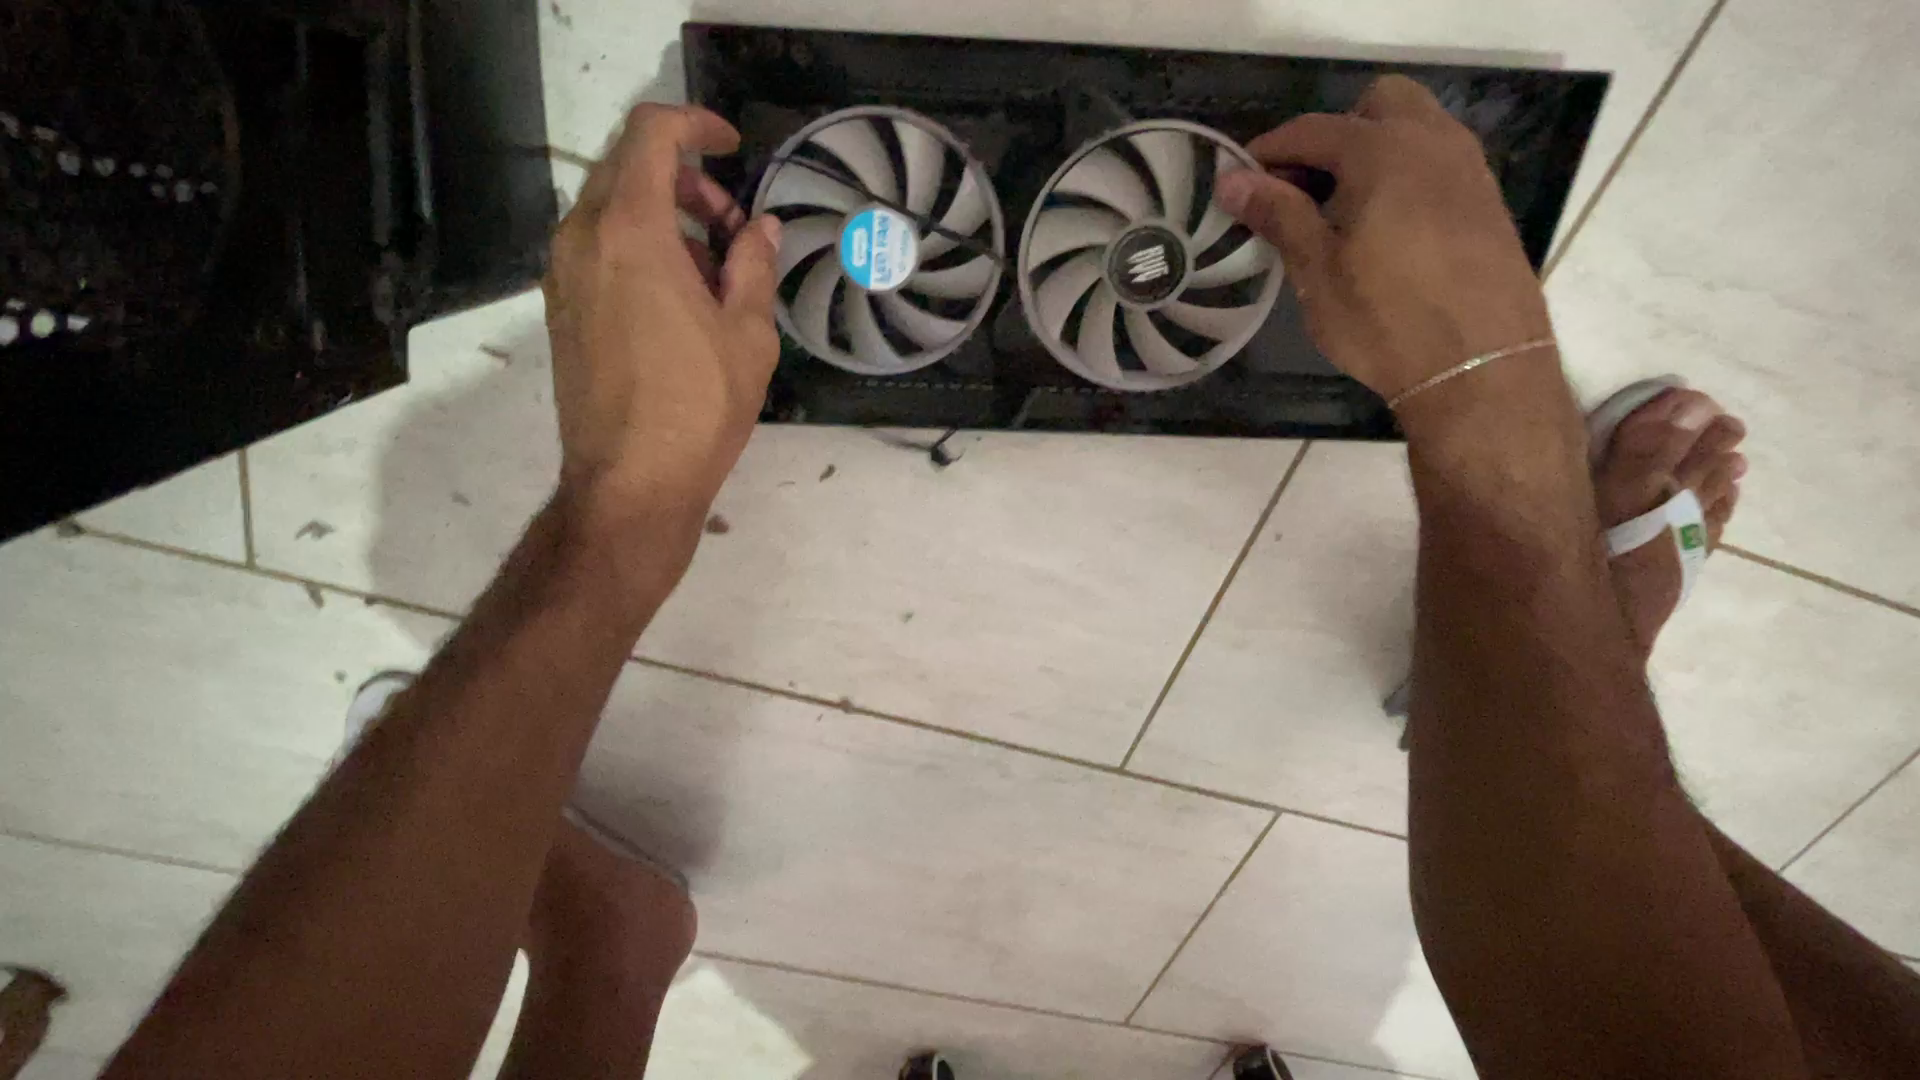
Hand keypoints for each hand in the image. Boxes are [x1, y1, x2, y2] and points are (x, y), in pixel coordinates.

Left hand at [543, 104, 782, 541]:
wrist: (631, 482)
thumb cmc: (700, 407)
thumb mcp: (749, 334)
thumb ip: (755, 266)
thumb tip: (762, 229)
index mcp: (631, 232)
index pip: (652, 135)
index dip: (696, 126)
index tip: (732, 148)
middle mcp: (583, 239)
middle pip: (630, 170)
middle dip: (688, 184)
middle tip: (735, 230)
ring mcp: (563, 275)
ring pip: (613, 211)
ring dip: (667, 221)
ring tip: (716, 276)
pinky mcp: (561, 309)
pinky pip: (599, 250)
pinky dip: (641, 251)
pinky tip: (680, 303)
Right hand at [1214, 76, 1554, 407]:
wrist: (1478, 363)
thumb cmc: (1383, 318)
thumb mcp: (1316, 269)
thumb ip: (1278, 213)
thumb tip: (1232, 180)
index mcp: (1382, 151)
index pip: (1312, 130)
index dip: (1268, 152)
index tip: (1239, 183)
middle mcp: (1432, 141)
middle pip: (1376, 104)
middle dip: (1332, 135)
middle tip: (1301, 190)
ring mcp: (1467, 168)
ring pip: (1413, 129)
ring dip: (1369, 153)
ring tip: (1338, 213)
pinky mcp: (1485, 201)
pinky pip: (1435, 162)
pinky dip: (1401, 175)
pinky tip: (1381, 229)